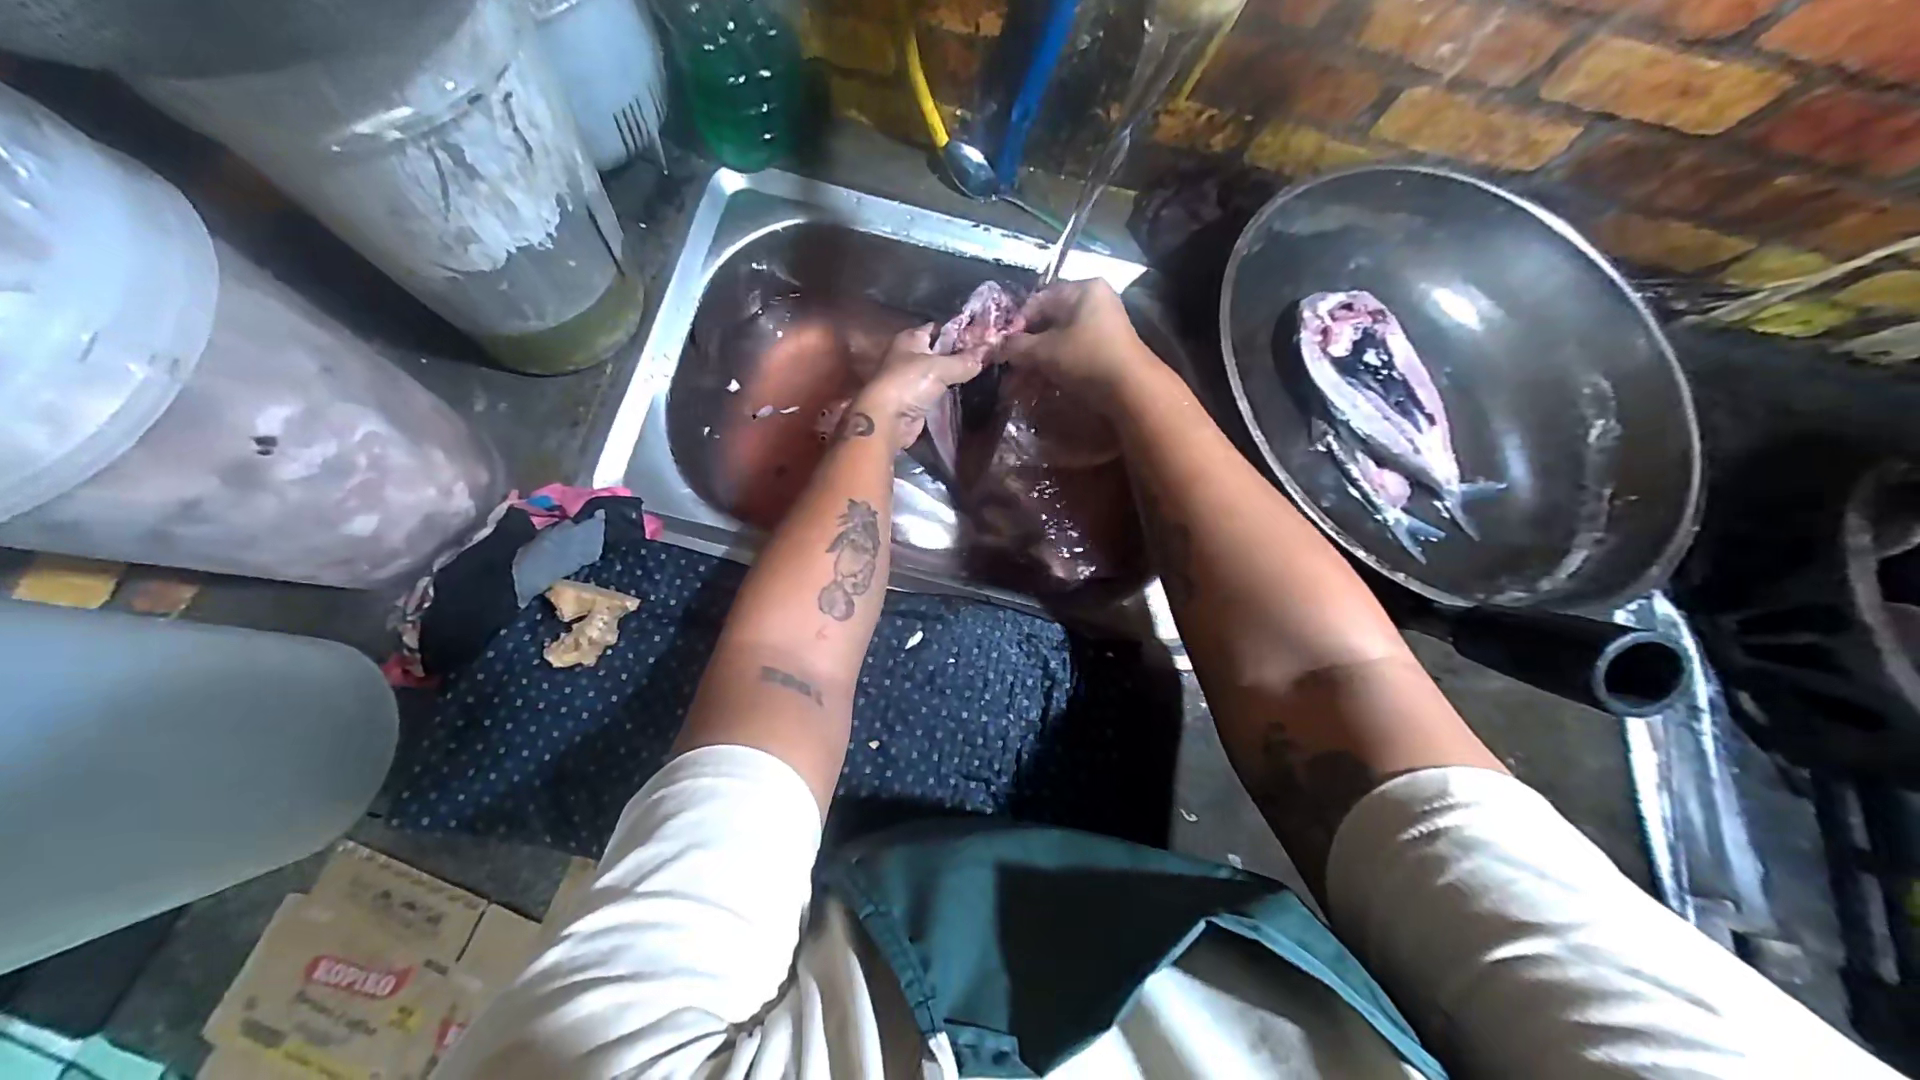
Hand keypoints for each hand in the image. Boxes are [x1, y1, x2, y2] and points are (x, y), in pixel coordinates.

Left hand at [850, 325, 987, 449]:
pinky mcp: (917, 399)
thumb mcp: (940, 367)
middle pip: (941, 350)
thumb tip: (988, 351)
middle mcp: (910, 355)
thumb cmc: (909, 383)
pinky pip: (939, 390)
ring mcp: (912, 379)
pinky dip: (951, 390)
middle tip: (989, 353)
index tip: (983, 334)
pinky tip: (969, 389)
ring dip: (957, 373)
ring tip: (984, 369)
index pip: (939, 328)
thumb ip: (965, 360)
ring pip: (941, 371)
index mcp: (911, 338)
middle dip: (962, 352)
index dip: (960, 330)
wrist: (888, 420)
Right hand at [998, 281, 1157, 404]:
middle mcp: (1094, 303)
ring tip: (1016, 387)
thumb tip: (993, 348)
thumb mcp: (1044, 351)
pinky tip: (1035, 389)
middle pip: (1048, 324)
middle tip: (1006, 370)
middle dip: (1024, 351)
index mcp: (1082, 290)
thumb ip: (1015, 347)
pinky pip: (1071, 356)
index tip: (1001, 347)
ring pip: (1057, 344)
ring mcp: (1101, 328)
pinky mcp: (1104, 352)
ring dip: (1034, 366)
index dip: (1016, 324)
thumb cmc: (1087, 358)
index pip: (1038, 300)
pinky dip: (1052, 371)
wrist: (1132, 390)